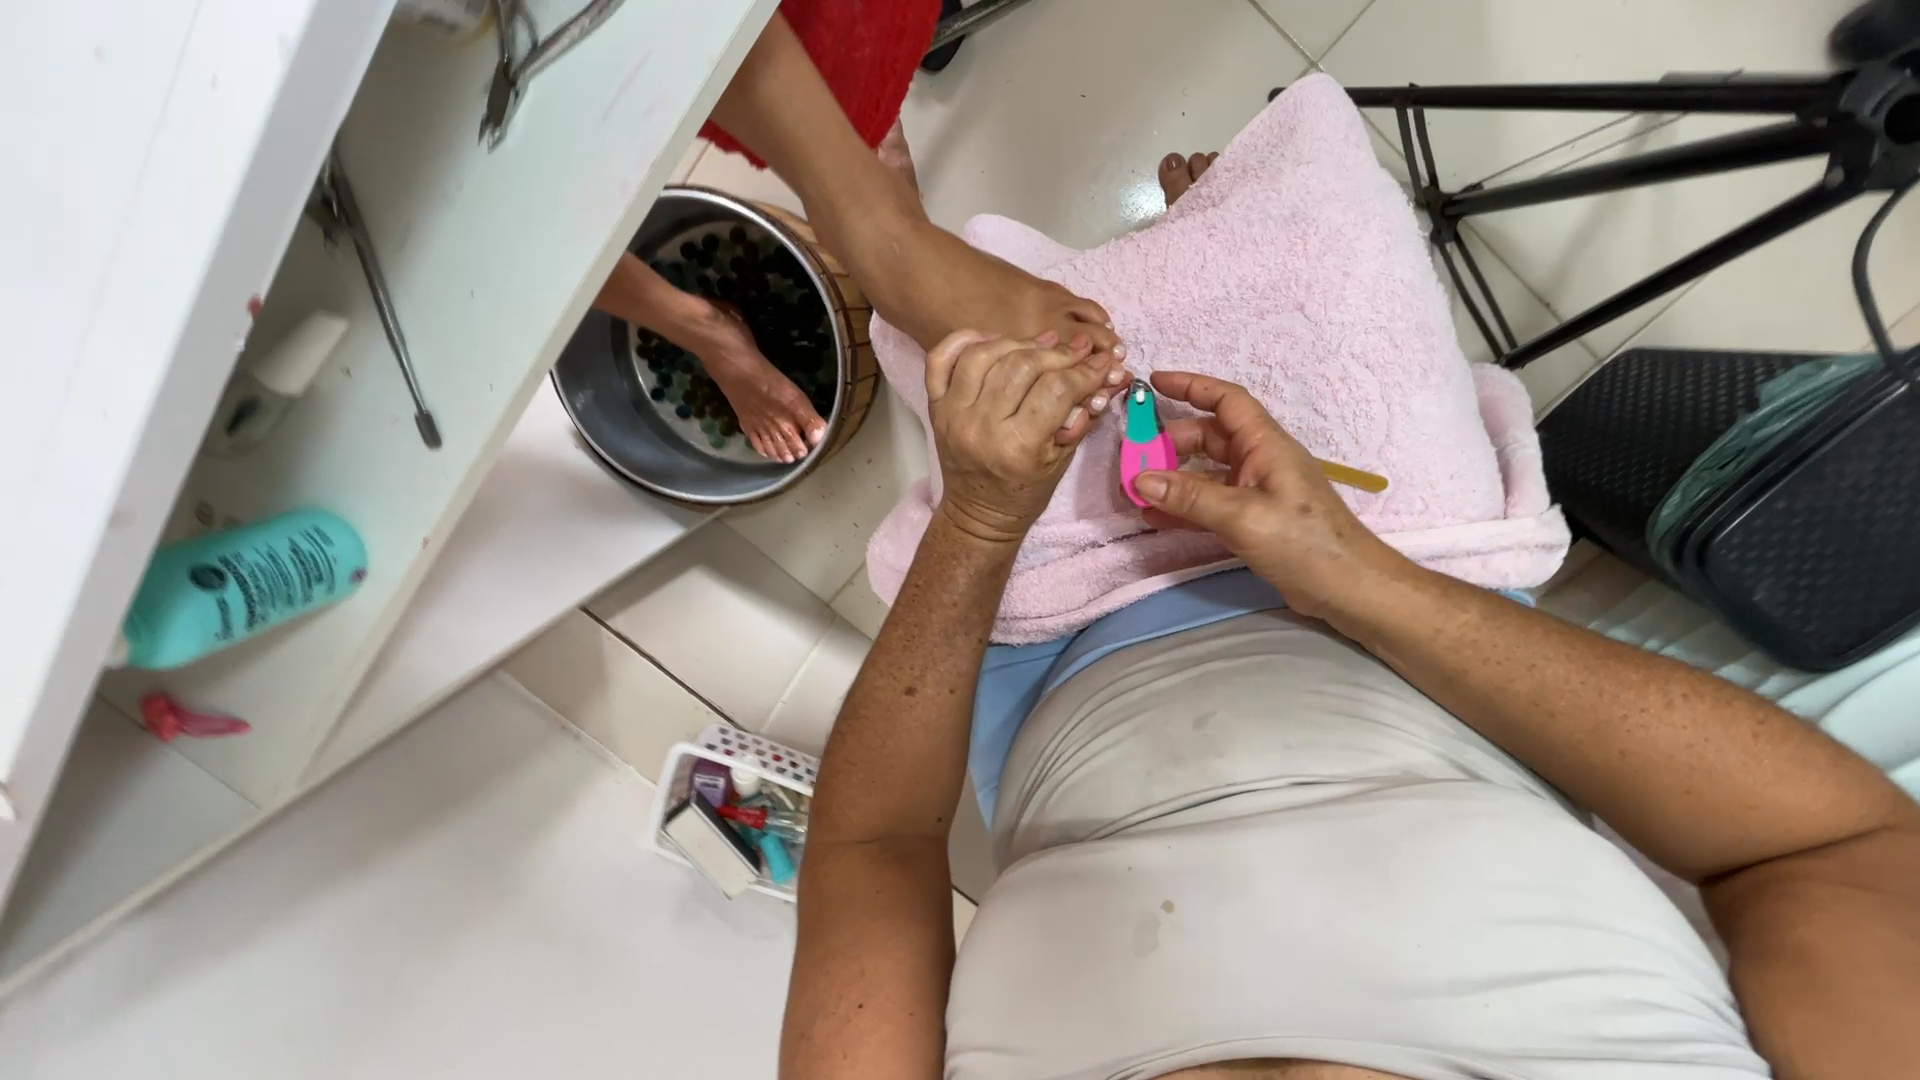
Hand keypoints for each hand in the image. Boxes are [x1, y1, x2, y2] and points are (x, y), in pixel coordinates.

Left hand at [926, 330, 1119, 545]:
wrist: (978, 513)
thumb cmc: (1024, 492)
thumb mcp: (1061, 461)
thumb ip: (1083, 417)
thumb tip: (1109, 376)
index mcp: (1016, 448)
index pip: (1056, 390)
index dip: (1085, 371)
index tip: (1102, 363)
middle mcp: (980, 427)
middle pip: (1022, 365)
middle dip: (1058, 353)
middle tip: (1078, 350)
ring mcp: (953, 414)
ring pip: (985, 354)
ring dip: (1019, 342)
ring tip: (1042, 344)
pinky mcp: (936, 406)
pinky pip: (941, 359)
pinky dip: (965, 340)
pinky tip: (993, 339)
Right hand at [1131, 372, 1409, 619]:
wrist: (1346, 588)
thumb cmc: (1304, 542)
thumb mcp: (1243, 516)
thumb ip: (1191, 496)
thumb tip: (1141, 479)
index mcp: (1265, 444)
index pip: (1226, 400)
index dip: (1191, 386)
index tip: (1154, 382)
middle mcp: (1258, 460)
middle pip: (1207, 438)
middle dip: (1168, 443)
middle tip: (1133, 458)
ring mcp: (1254, 490)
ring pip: (1203, 472)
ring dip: (1170, 479)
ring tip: (1134, 492)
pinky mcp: (1250, 519)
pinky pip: (1207, 503)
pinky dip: (1182, 506)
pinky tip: (1155, 517)